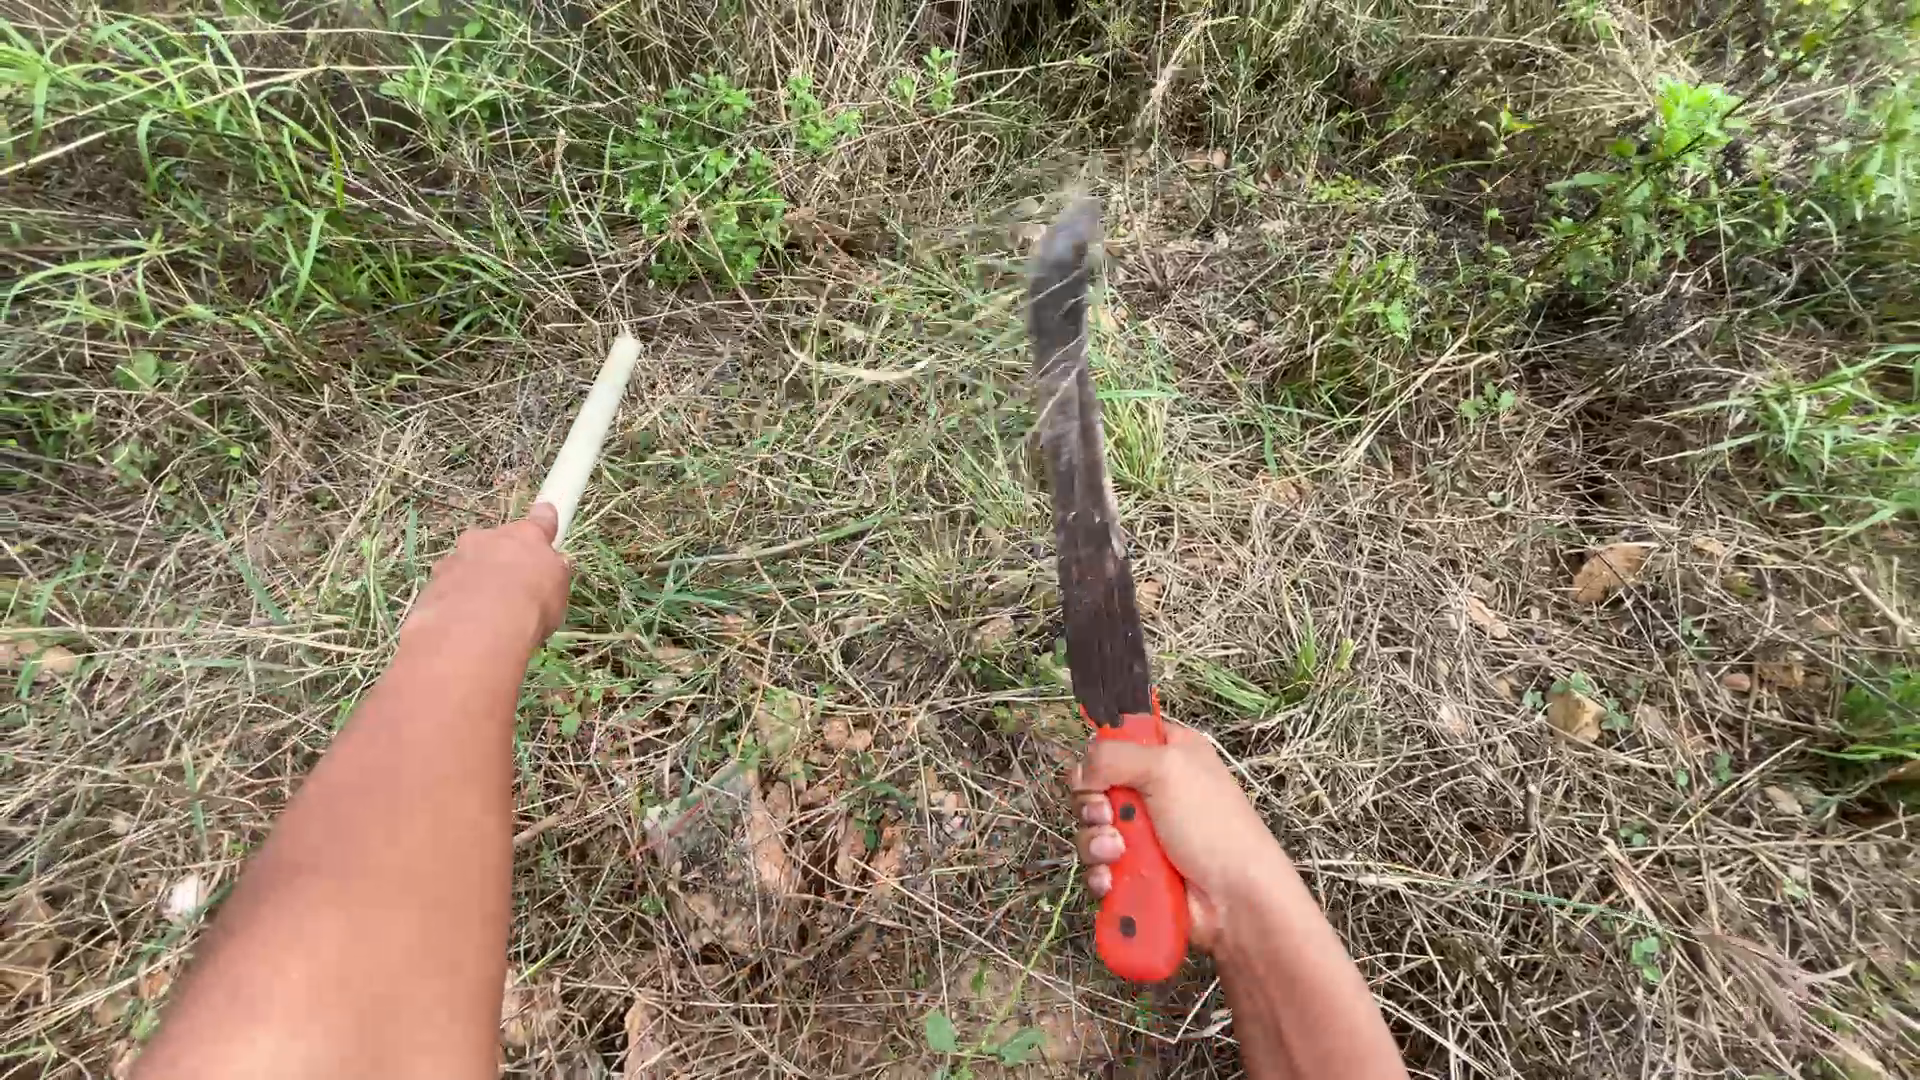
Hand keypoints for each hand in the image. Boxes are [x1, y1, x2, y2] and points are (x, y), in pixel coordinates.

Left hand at [400, 504, 571, 654]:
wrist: (476, 629)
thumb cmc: (531, 604)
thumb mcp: (558, 590)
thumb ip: (553, 572)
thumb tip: (552, 564)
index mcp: (525, 535)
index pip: (540, 519)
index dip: (544, 520)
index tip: (546, 515)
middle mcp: (487, 538)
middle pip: (498, 541)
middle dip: (504, 555)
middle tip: (514, 584)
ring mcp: (455, 558)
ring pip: (470, 562)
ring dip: (478, 578)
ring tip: (489, 610)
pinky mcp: (431, 582)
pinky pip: (449, 586)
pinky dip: (458, 598)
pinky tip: (467, 621)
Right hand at [1069, 721, 1288, 951]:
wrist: (1237, 902)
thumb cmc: (1212, 824)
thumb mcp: (1167, 768)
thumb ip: (1113, 756)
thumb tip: (1079, 773)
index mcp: (1168, 752)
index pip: (1119, 736)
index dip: (1102, 751)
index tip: (1099, 768)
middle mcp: (1153, 787)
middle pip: (1095, 783)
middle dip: (1093, 803)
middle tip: (1108, 815)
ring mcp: (1142, 831)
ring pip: (1091, 826)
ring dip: (1097, 840)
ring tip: (1118, 853)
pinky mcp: (1134, 868)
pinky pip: (1097, 864)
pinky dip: (1101, 872)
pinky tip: (1113, 879)